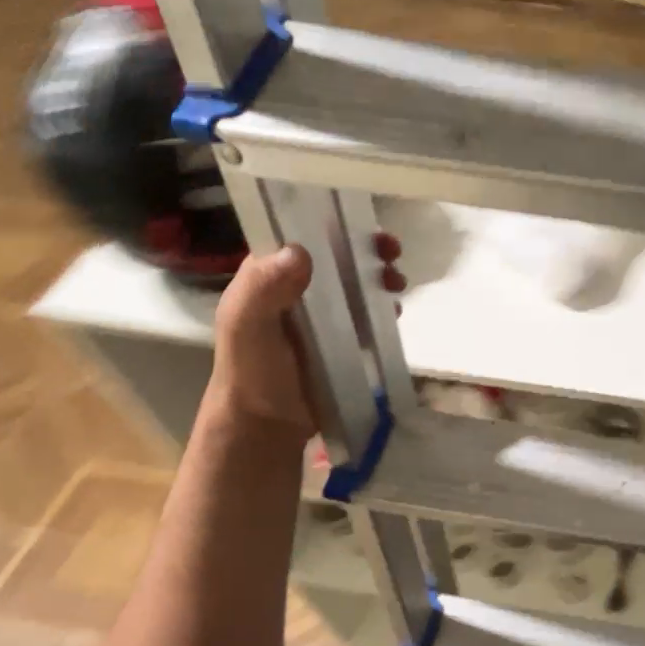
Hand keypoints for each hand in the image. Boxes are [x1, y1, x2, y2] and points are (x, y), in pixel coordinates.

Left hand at [205, 235, 408, 440]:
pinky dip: (382, 309)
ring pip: (354, 284)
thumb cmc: (252, 371)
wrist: (269, 424)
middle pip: (335, 257)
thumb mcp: (246, 324)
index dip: (329, 222)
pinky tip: (394, 312)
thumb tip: (302, 252)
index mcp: (269, 276)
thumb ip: (264, 287)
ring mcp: (322, 316)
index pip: (300, 235)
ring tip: (398, 284)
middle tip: (391, 253)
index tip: (358, 222)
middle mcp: (296, 290)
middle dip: (365, 250)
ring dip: (379, 277)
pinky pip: (366, 316)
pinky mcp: (343, 341)